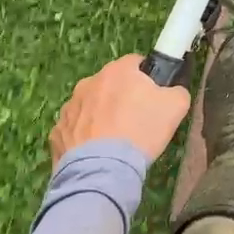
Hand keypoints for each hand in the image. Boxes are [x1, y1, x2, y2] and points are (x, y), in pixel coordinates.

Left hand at [49, 55, 192, 166]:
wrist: (103, 170)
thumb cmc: (141, 131)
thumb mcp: (177, 106)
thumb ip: (177, 90)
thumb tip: (172, 90)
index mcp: (117, 71)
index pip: (136, 62)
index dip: (147, 78)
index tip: (153, 97)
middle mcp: (88, 83)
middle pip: (110, 84)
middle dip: (121, 97)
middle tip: (136, 121)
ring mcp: (68, 108)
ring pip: (90, 106)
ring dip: (101, 117)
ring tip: (115, 142)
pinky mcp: (56, 133)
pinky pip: (75, 130)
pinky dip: (84, 138)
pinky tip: (97, 154)